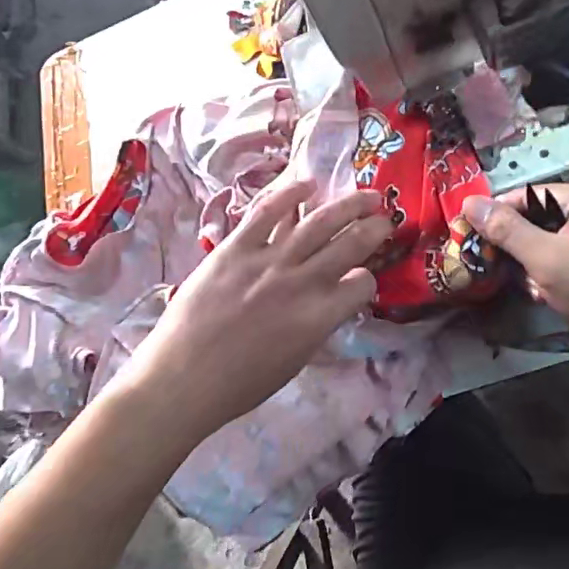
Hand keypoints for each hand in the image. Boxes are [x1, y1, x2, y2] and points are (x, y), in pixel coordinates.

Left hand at [117, 181, 392, 441]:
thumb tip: (332, 299)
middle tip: (387, 218)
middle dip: (375, 228)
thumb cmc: (241, 383)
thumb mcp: (297, 360)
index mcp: (318, 317)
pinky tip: (308, 185)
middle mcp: (300, 283)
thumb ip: (320, 323)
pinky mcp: (234, 248)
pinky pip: (267, 212)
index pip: (362, 284)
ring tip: (368, 195)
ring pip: (317, 222)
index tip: (363, 279)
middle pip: (350, 244)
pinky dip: (289, 194)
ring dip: (348, 205)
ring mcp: (266, 260)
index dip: (369, 280)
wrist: (181, 379)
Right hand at [464, 183, 568, 355]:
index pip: (530, 194)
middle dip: (520, 249)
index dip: (498, 214)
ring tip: (536, 291)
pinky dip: (553, 277)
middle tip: (505, 273)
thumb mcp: (546, 259)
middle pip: (539, 219)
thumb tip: (469, 202)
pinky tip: (551, 298)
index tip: (469, 237)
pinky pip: (566, 260)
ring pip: (550, 243)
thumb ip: (506, 230)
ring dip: (535, 268)